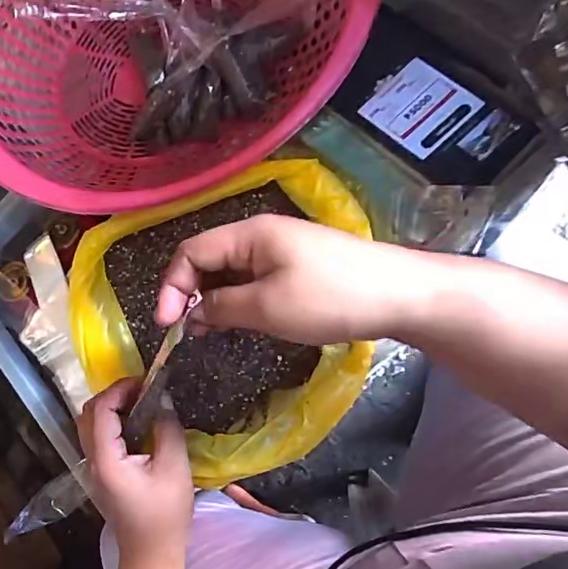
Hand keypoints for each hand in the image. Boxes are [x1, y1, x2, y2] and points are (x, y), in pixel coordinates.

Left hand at [78, 378, 193, 560]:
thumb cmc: (165, 515)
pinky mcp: (102, 476)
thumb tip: (162, 400)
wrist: (151, 555)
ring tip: (142, 403)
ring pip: (91, 426)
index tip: (146, 382)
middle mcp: (91, 462)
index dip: (120, 389)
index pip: (101, 410)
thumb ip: (167, 429)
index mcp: (105, 459)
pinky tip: (139, 425)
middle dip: (113, 394)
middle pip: (88, 414)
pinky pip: (99, 439)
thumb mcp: (174, 468)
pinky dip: (114, 423)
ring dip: (112, 408)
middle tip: (143, 389)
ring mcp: (93, 470)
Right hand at [155, 215, 438, 343]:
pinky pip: (257, 281)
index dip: (171, 287)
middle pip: (210, 260)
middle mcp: (262, 235)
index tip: (168, 325)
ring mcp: (283, 251)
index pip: (191, 252)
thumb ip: (222, 307)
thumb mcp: (267, 308)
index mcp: (249, 234)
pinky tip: (244, 323)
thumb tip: (194, 312)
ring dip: (217, 301)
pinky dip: (242, 301)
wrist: (399, 295)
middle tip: (190, 333)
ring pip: (233, 273)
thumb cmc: (329, 298)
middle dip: (192, 295)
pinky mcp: (300, 268)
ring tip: (212, 333)